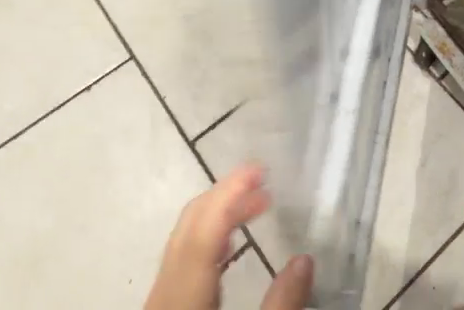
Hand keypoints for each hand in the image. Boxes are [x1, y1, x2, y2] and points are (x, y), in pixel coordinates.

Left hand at [145, 165, 313, 309]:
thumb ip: (281, 305)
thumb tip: (304, 260)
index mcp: (185, 296)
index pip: (206, 227)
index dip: (231, 192)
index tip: (260, 167)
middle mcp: (165, 292)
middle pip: (189, 226)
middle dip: (226, 197)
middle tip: (266, 184)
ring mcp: (159, 302)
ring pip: (182, 242)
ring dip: (218, 218)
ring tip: (256, 209)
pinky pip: (181, 261)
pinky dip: (206, 242)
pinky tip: (228, 248)